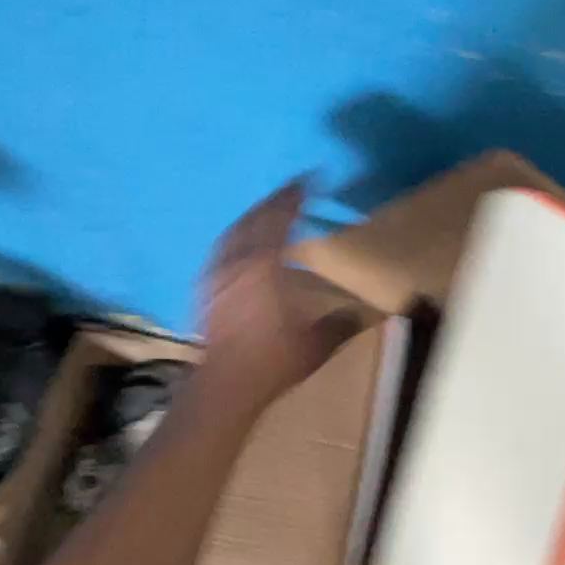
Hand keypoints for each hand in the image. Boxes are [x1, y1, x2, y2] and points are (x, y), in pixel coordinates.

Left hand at [197, 177, 365, 406]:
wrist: (225, 385)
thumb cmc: (272, 362)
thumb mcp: (315, 345)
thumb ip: (339, 325)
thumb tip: (360, 315)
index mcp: (264, 265)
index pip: (280, 218)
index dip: (294, 196)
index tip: (308, 180)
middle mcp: (236, 262)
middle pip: (252, 219)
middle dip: (271, 202)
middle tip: (289, 192)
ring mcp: (215, 275)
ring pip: (232, 234)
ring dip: (250, 219)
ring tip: (264, 214)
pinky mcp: (204, 291)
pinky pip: (220, 253)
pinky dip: (234, 241)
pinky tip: (239, 250)